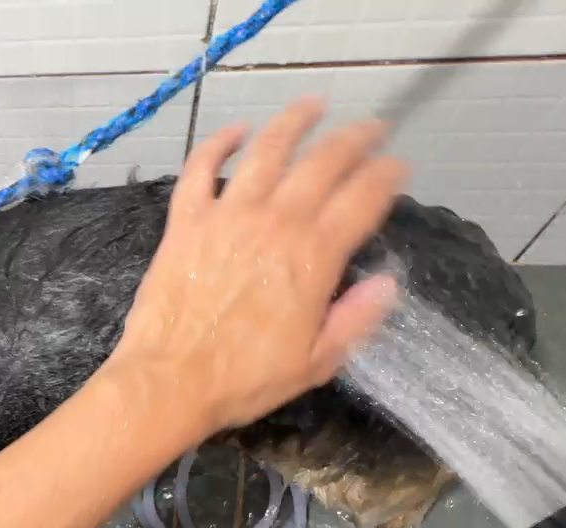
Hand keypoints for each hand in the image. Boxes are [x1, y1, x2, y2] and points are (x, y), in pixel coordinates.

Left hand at [104, 97, 404, 441]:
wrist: (168, 383)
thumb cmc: (241, 382)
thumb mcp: (312, 364)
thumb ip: (353, 321)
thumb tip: (386, 283)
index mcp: (314, 256)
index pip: (365, 197)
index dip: (388, 176)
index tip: (397, 169)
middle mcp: (275, 223)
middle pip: (325, 161)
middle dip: (356, 138)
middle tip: (370, 129)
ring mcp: (227, 217)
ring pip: (268, 149)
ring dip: (295, 121)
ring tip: (314, 106)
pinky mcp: (185, 224)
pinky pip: (200, 170)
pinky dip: (217, 144)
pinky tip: (234, 131)